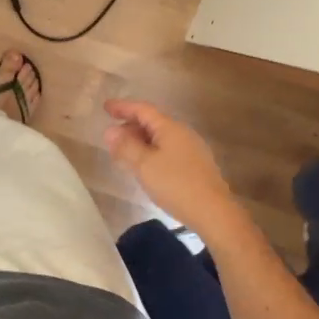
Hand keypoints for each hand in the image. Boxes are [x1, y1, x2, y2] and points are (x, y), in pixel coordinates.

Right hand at [103, 99, 236, 234]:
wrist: (212, 211)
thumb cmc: (175, 184)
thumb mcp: (144, 165)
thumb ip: (126, 146)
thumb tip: (110, 131)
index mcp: (170, 128)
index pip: (143, 110)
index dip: (123, 107)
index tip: (105, 107)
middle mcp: (183, 133)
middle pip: (153, 122)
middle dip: (130, 126)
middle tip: (111, 136)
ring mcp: (191, 149)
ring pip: (160, 138)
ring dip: (140, 141)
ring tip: (124, 152)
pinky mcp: (195, 165)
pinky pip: (167, 150)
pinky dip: (151, 152)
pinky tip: (145, 166)